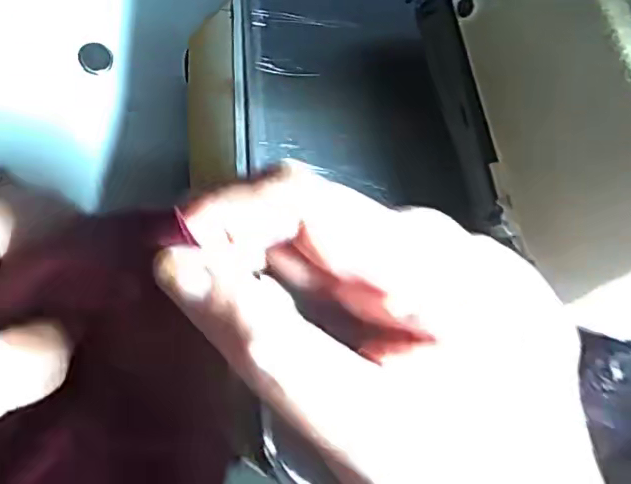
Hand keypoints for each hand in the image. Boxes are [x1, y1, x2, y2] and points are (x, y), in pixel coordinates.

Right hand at [155, 163, 601, 483]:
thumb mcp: (361, 431)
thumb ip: (264, 344)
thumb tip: (172, 265)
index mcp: (460, 277)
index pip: (311, 201)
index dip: (226, 210)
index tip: (171, 245)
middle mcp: (452, 249)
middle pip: (304, 210)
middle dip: (236, 241)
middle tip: (190, 282)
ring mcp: (439, 262)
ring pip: (306, 231)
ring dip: (256, 261)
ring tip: (233, 305)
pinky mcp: (421, 280)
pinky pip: (323, 255)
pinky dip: (282, 278)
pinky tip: (278, 314)